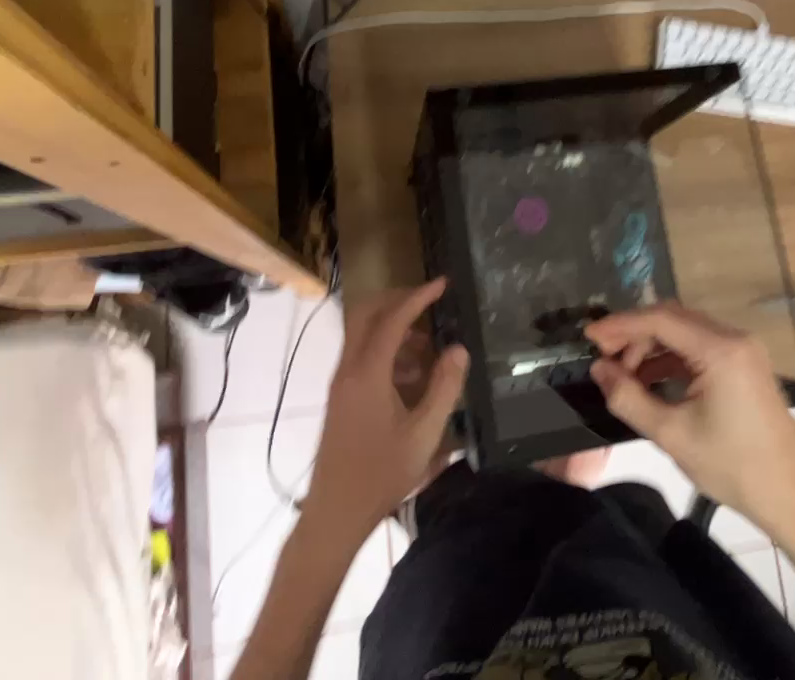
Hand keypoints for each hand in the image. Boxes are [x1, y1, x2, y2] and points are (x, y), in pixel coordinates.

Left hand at [305, 279, 469, 532]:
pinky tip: (413, 375)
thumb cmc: (382, 474)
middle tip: (430, 301)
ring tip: (429, 344)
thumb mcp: (424, 434)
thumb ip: (444, 388)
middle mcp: (348, 370)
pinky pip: (361, 356)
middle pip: (366, 315)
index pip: (392, 319)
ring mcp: (340, 383)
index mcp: (367, 374)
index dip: (418, 297)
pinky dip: (386, 350)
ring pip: (362, 335)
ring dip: (394, 328)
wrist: (336, 512)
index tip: (442, 283)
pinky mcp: (341, 397)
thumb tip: (458, 348)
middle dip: (398, 300)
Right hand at [587, 304, 794, 532]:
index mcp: (721, 350)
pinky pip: (699, 348)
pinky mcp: (744, 366)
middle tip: (603, 359)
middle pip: (672, 319)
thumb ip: (628, 398)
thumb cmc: (731, 466)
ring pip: (684, 332)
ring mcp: (743, 351)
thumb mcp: (670, 434)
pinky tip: (650, 381)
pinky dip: (671, 359)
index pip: (660, 320)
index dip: (620, 325)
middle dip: (634, 335)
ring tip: (624, 376)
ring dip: (651, 348)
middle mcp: (734, 339)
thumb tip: (599, 370)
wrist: (788, 496)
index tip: (589, 338)